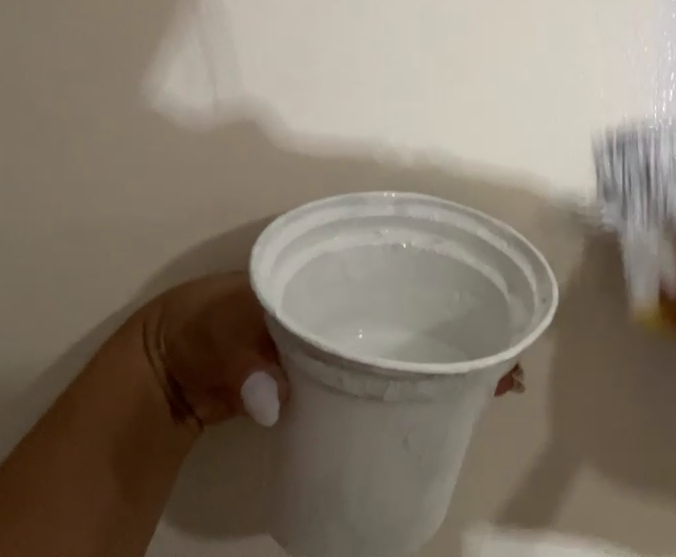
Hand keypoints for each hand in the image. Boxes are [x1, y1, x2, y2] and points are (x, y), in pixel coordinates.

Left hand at [137, 273, 528, 431]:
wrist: (170, 372)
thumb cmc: (200, 328)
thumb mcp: (221, 331)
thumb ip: (245, 360)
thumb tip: (276, 400)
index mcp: (335, 272)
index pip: (408, 266)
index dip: (453, 281)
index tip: (491, 306)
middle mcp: (353, 301)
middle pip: (425, 308)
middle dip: (468, 328)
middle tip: (506, 361)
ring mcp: (348, 340)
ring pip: (413, 345)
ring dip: (453, 362)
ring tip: (494, 385)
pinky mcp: (338, 377)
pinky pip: (389, 380)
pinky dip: (420, 391)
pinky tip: (447, 407)